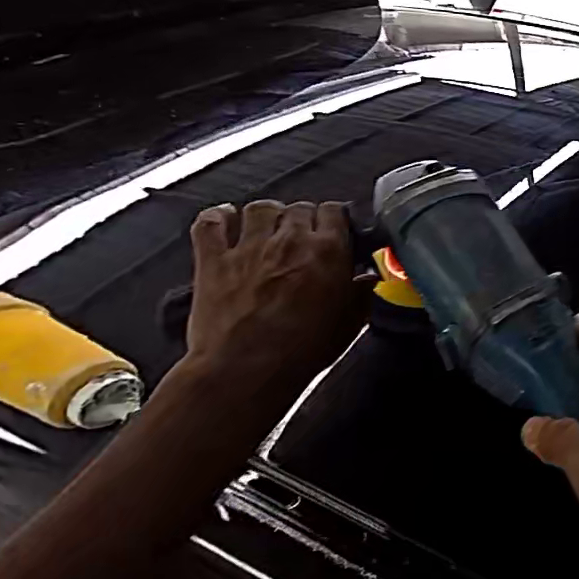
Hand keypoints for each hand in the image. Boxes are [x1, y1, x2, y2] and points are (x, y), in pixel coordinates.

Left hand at [163, 200, 365, 411]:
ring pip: (260, 207)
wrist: (247, 371)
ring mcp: (249, 246)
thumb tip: (367, 280)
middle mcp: (289, 239)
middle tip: (304, 236)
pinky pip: (211, 222)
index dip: (334, 219)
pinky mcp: (214, 260)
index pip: (335, 211)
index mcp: (328, 251)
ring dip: (268, 214)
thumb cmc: (300, 352)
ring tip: (270, 227)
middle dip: (303, 218)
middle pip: (299, 207)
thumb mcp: (349, 324)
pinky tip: (224, 218)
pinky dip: (218, 216)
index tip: (334, 230)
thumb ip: (361, 294)